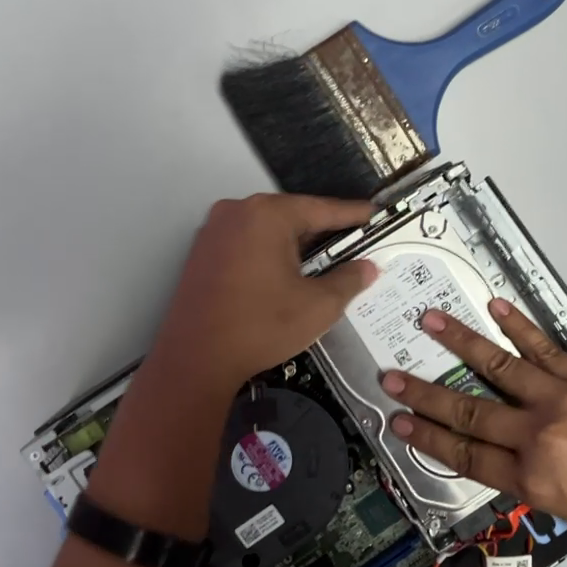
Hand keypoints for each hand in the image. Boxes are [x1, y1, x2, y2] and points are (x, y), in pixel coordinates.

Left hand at [150, 194, 378, 390]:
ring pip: (267, 229)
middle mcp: (237, 211)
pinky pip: (246, 243)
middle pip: (292, 215)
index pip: (321, 208)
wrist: (195, 358)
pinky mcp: (201, 252)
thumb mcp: (318, 306)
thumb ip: (348, 280)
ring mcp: (214, 230)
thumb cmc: (260, 327)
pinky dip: (268, 253)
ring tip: (321, 264)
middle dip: (321, 232)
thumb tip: (367, 268)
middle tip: (351, 245)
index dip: (351, 214)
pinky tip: (284, 275)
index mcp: (267, 215)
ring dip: (294, 245)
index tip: (371, 214)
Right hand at [378, 301, 566, 557]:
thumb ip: (551, 494)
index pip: (468, 457)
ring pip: (498, 367)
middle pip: (470, 412)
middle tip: (391, 378)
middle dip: (425, 395)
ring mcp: (564, 400)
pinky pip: (545, 349)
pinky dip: (520, 327)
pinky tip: (498, 308)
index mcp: (538, 482)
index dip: (428, 440)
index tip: (400, 423)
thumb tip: (536, 475)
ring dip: (460, 343)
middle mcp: (542, 436)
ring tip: (429, 321)